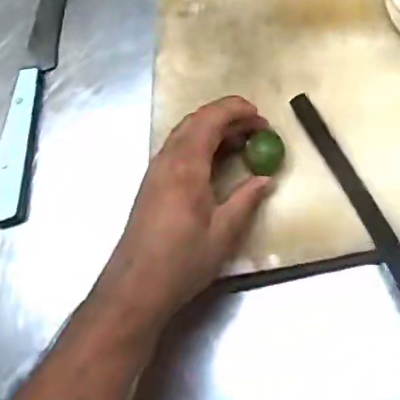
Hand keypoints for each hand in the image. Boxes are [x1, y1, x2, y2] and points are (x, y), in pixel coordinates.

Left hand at [89, 95, 272, 331]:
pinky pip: (179, 146)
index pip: (211, 118)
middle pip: (198, 119)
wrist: (134, 289)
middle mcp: (168, 158)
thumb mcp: (223, 233)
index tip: (260, 116)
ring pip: (187, 131)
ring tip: (241, 141)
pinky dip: (201, 141)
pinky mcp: (153, 181)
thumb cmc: (181, 261)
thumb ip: (246, 199)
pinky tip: (217, 160)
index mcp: (186, 164)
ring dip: (214, 127)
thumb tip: (266, 178)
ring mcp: (157, 168)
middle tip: (256, 126)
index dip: (237, 111)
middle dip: (228, 115)